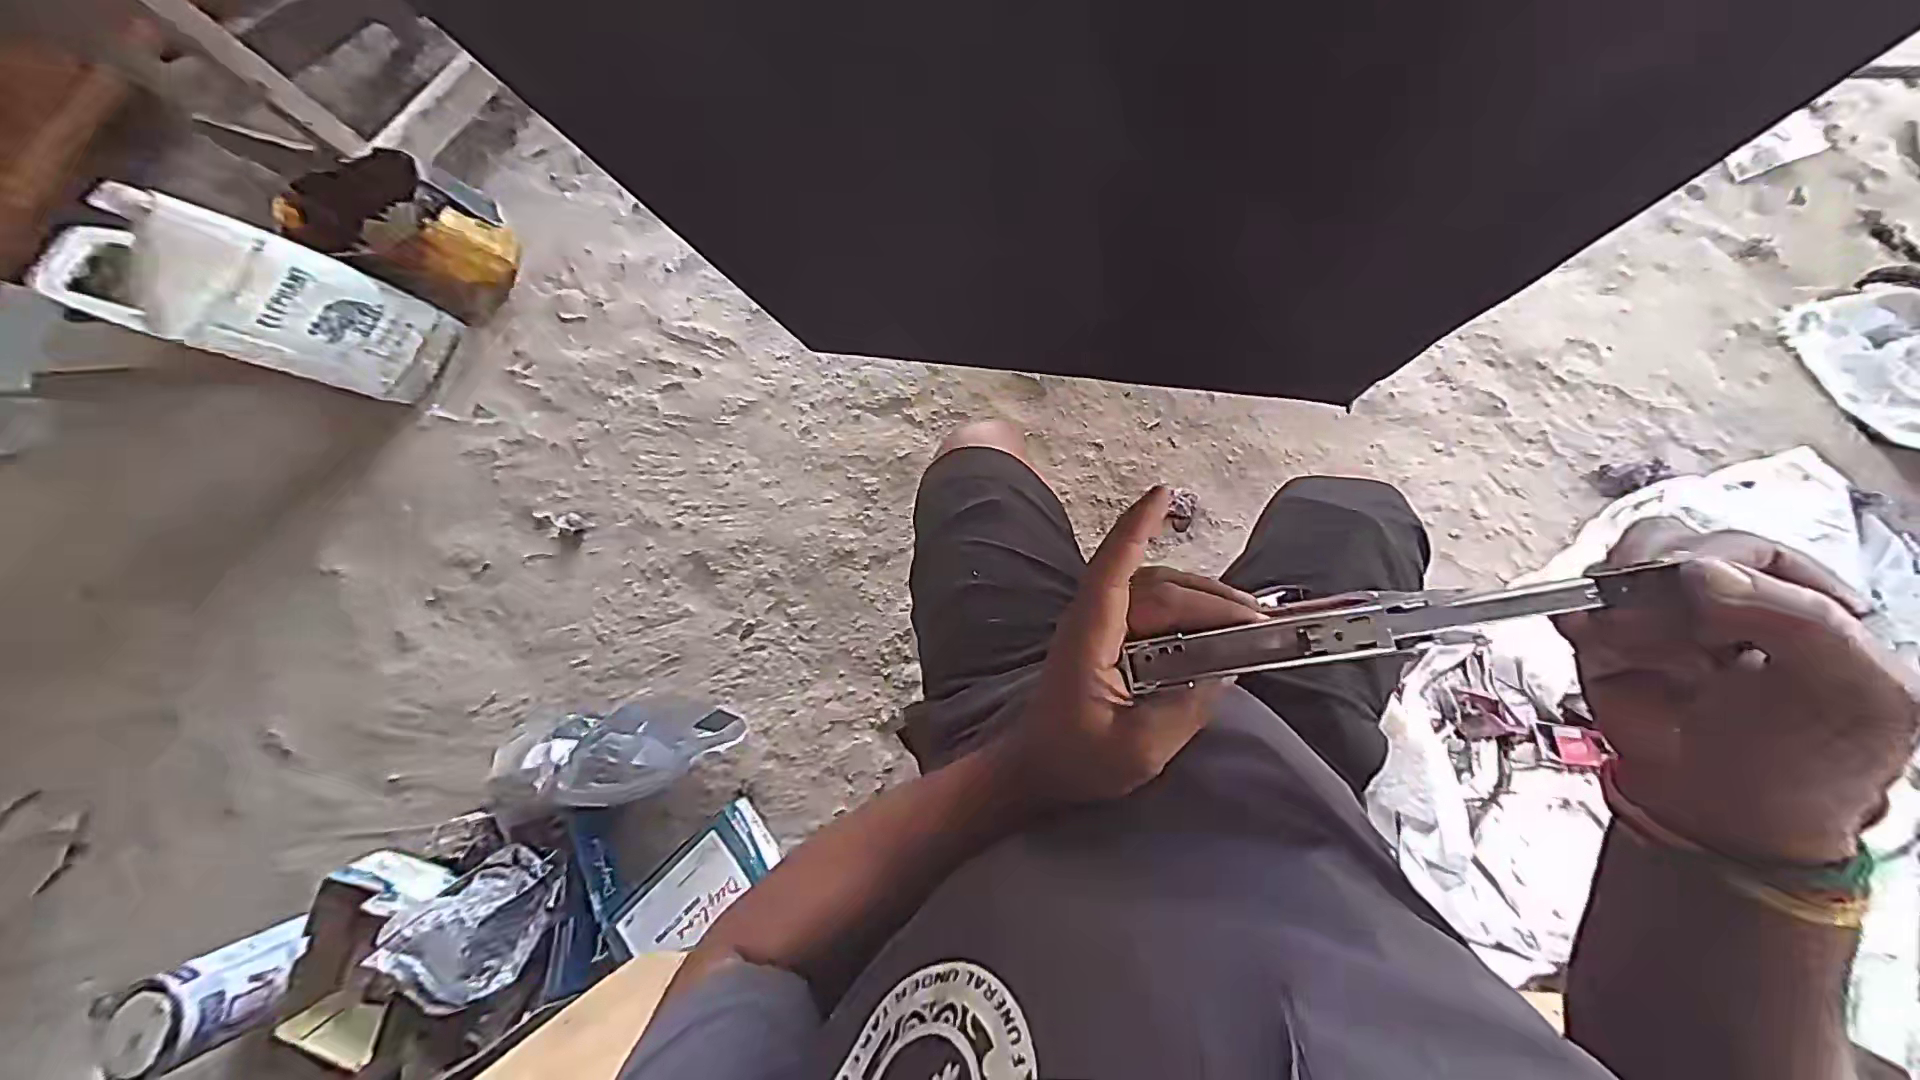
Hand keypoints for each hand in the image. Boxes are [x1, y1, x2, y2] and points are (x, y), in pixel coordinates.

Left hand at [997, 486, 1264, 805]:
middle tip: (1260, 622)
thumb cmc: (1074, 760)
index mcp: (1090, 636)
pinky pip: (1151, 610)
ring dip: (1201, 599)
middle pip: (1156, 587)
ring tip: (1246, 620)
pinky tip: (1211, 626)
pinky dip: (1185, 610)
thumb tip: (1226, 673)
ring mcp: (1097, 627)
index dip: (1137, 527)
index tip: (1163, 493)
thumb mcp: (1137, 749)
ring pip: (1156, 593)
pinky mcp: (1106, 638)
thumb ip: (1185, 711)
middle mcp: (1092, 620)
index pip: (1114, 568)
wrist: (1033, 766)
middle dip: (1209, 596)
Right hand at [1556, 519, 1919, 862]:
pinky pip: (1574, 611)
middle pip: (1672, 544)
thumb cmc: (1810, 760)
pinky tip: (1585, 632)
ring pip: (1616, 571)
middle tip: (1649, 599)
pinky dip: (1572, 615)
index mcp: (1797, 603)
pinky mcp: (1603, 644)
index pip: (1748, 550)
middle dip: (1652, 567)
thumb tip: (1697, 570)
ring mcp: (1656, 622)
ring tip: (1629, 636)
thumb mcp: (1853, 692)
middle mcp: (1720, 604)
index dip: (1721, 562)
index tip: (1700, 588)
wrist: (1724, 811)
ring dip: (1616, 597)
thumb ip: (1801, 621)